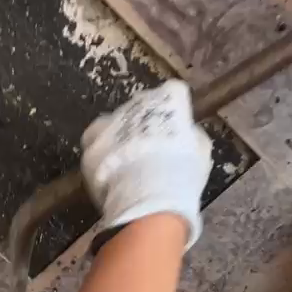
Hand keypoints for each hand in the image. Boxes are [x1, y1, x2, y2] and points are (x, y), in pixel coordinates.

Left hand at [80, 80, 213, 247]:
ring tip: (127, 159)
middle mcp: (138, 101)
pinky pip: (96, 142)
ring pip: (116, 121)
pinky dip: (103, 153)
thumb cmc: (183, 174)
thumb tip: (187, 134)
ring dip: (121, 134)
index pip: (175, 92)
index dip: (176, 110)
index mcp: (171, 97)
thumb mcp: (201, 154)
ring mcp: (111, 119)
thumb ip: (192, 136)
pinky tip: (110, 169)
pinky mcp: (90, 142)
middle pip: (142, 105)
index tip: (178, 127)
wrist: (149, 199)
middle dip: (146, 122)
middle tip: (152, 146)